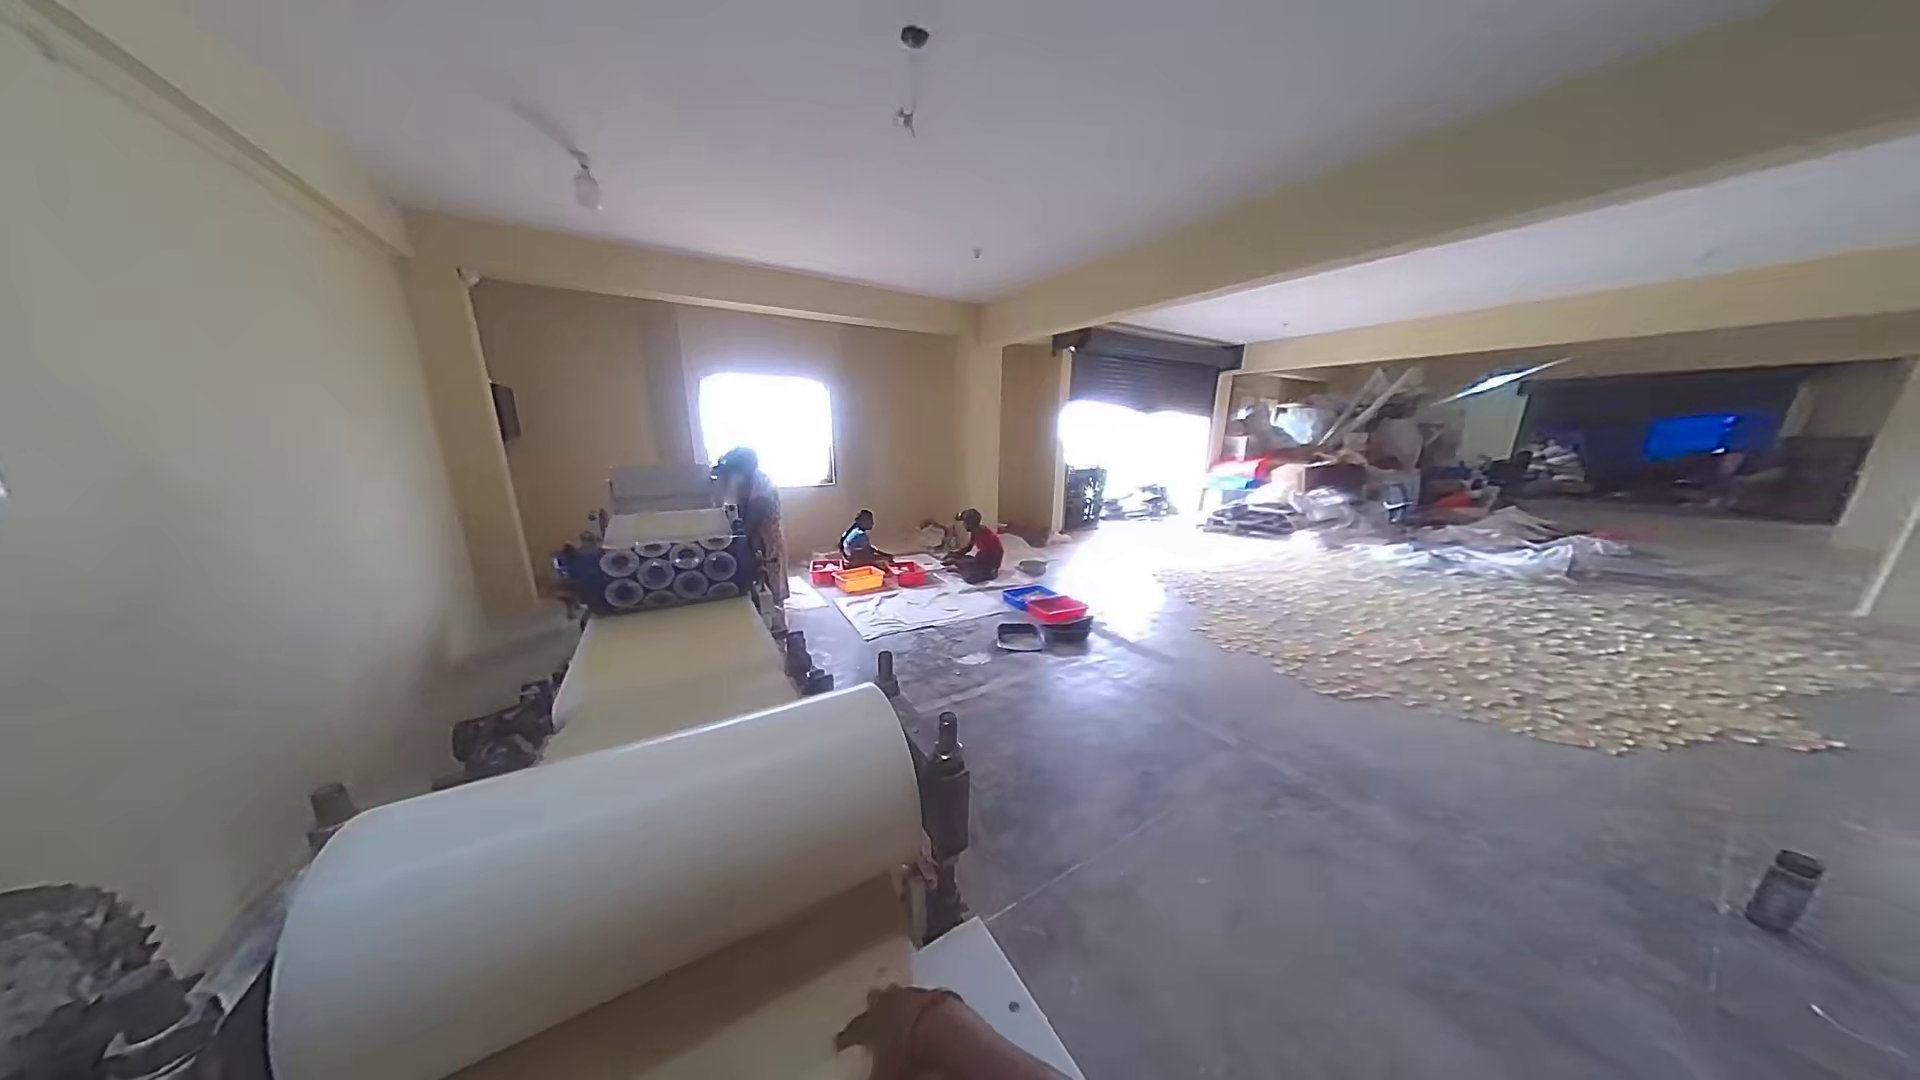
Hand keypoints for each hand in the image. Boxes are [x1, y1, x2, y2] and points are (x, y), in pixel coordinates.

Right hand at [834, 985, 956, 1078]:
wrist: (945, 1033)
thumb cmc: (906, 1060)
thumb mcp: (881, 1077)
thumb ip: (872, 1073)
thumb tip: (868, 1075)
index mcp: (871, 1022)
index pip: (852, 1030)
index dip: (845, 1038)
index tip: (838, 1043)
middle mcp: (890, 1001)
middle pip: (877, 1000)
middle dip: (872, 1006)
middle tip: (869, 1008)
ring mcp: (916, 994)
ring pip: (901, 994)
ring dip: (898, 1002)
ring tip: (897, 1011)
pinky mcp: (940, 994)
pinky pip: (924, 999)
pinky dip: (920, 1007)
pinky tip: (923, 1015)